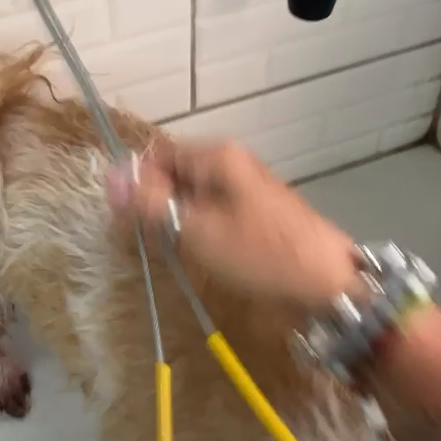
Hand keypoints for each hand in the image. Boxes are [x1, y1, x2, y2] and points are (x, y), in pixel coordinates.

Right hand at [107, 140, 363, 309]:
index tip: (129, 224)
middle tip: (151, 245)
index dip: (137, 187)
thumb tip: (109, 178)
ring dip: (175, 222)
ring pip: (191, 197)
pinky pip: (211, 213)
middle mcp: (229, 163)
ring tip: (174, 254)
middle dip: (155, 207)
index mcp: (216, 156)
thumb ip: (151, 204)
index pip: (156, 157)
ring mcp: (243, 188)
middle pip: (173, 175)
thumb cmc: (262, 254)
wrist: (331, 284)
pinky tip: (200, 257)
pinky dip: (197, 231)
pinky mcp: (253, 213)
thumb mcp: (198, 230)